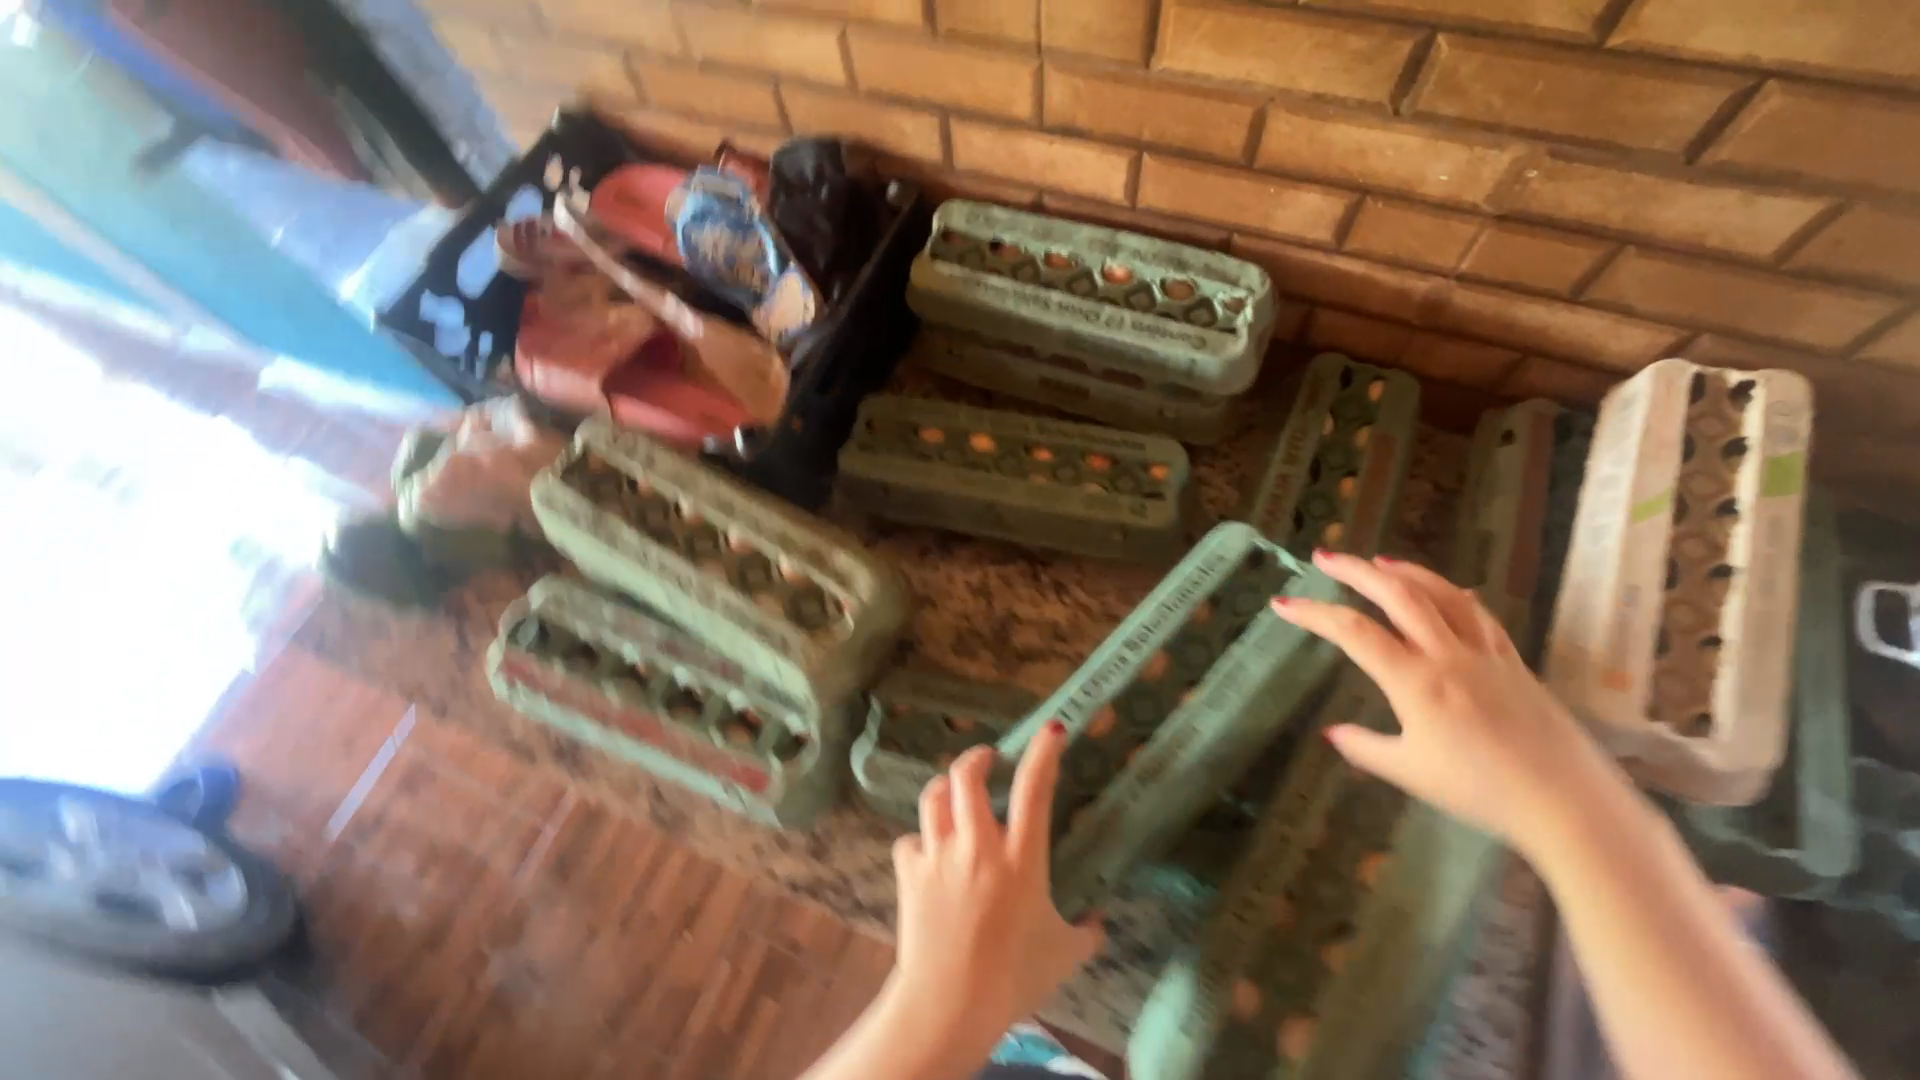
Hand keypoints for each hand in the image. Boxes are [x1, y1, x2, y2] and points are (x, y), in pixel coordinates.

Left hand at [887, 723, 1105, 1046]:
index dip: (1043, 752)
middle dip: (978, 757)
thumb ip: (1085, 933)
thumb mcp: (1064, 956)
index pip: (1034, 789)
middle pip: (967, 776)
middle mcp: (977, 846)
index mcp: (1020, 859)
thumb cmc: (1013, 979)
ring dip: (946, 787)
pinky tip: (928, 852)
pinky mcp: (909, 873)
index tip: (1053, 729)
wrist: (948, 1005)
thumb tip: (1097, 923)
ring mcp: (938, 856)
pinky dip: (920, 840)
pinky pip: (910, 840)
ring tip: (955, 792)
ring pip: (934, 796)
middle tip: (989, 759)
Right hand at [1270, 550, 1625, 854]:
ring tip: (1380, 561)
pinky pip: (1479, 615)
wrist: (1568, 803)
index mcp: (1416, 681)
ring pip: (1443, 595)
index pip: (1354, 633)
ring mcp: (1486, 654)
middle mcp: (1448, 654)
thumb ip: (1366, 748)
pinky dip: (1452, 595)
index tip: (1283, 606)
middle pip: (1398, 595)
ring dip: (1407, 572)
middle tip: (1327, 558)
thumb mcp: (1411, 772)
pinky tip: (1446, 592)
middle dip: (1357, 572)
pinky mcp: (1514, 663)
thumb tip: (1332, 733)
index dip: (1314, 614)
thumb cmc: (1481, 792)